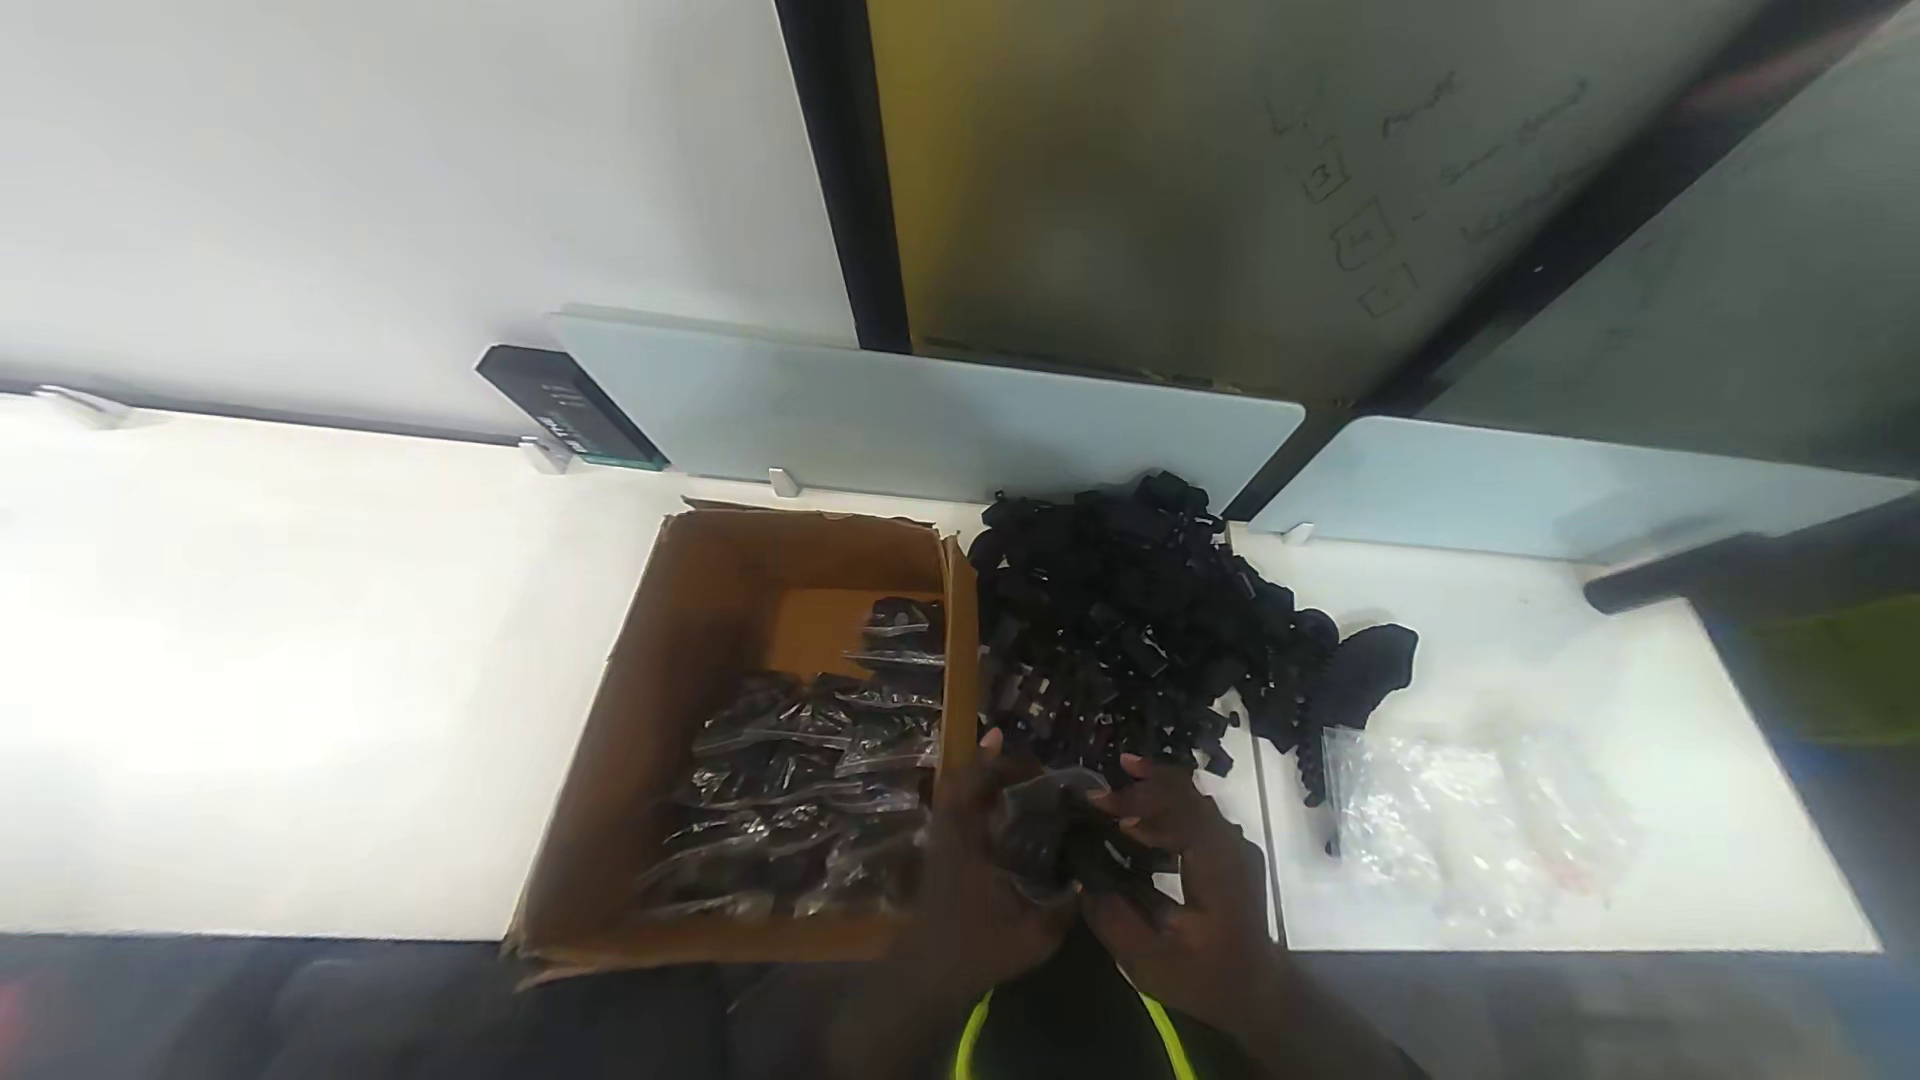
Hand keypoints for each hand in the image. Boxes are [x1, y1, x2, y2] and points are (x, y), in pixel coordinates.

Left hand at [828, 729, 1071, 1079]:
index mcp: (966, 841)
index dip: (1002, 766)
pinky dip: (974, 795)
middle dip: (994, 764)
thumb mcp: (1030, 936)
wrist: (929, 975)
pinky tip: (998, 803)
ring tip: (1019, 776)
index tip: (1038, 768)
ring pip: (954, 790)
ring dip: (983, 776)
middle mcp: (948, 830)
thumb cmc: (977, 950)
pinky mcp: (940, 849)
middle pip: (961, 778)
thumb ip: (1063, 907)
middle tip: (1032, 768)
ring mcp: (940, 838)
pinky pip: (954, 807)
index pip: (976, 785)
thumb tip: (1088, 877)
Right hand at [1082, 754, 1279, 1034]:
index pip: (1182, 811)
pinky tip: (1133, 811)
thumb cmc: (1206, 978)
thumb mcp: (1153, 966)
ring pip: (1189, 794)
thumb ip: (1115, 923)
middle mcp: (1230, 844)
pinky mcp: (1225, 843)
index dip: (1139, 802)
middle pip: (1184, 793)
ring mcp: (1232, 840)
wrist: (1257, 990)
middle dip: (1137, 787)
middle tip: (1096, 796)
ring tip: (1109, 796)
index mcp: (1218, 869)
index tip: (1099, 807)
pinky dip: (1160, 800)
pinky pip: (1191, 806)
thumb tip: (1081, 881)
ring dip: (1147, 789)